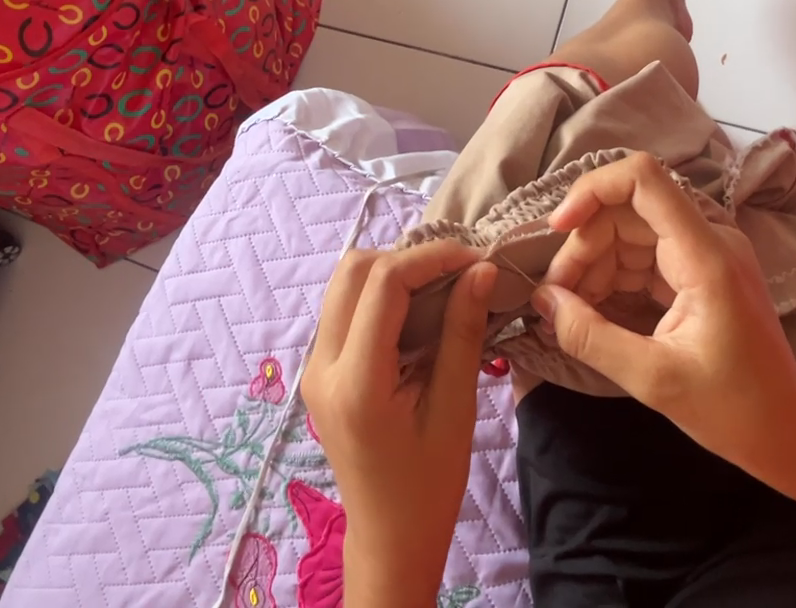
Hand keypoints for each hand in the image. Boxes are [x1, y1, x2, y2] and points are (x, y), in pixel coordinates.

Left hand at [303, 242, 496, 606]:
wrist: (389, 536)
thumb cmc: (429, 484)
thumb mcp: (455, 408)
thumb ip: (463, 332)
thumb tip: (481, 271)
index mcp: (355, 381)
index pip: (384, 284)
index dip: (432, 258)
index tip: (475, 260)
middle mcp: (321, 365)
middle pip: (352, 270)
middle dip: (407, 257)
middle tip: (456, 272)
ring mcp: (314, 366)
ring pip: (344, 283)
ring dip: (391, 271)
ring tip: (440, 285)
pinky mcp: (320, 369)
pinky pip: (344, 307)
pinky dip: (379, 293)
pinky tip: (416, 308)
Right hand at [535, 153, 795, 500]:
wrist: (788, 433)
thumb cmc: (733, 409)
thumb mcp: (653, 379)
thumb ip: (590, 337)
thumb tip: (542, 299)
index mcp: (705, 255)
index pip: (643, 179)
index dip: (592, 190)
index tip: (558, 229)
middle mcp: (707, 239)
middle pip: (626, 210)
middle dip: (583, 245)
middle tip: (556, 296)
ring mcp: (703, 252)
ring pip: (628, 231)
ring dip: (592, 263)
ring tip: (572, 310)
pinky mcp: (696, 270)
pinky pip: (641, 253)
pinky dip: (611, 275)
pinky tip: (594, 309)